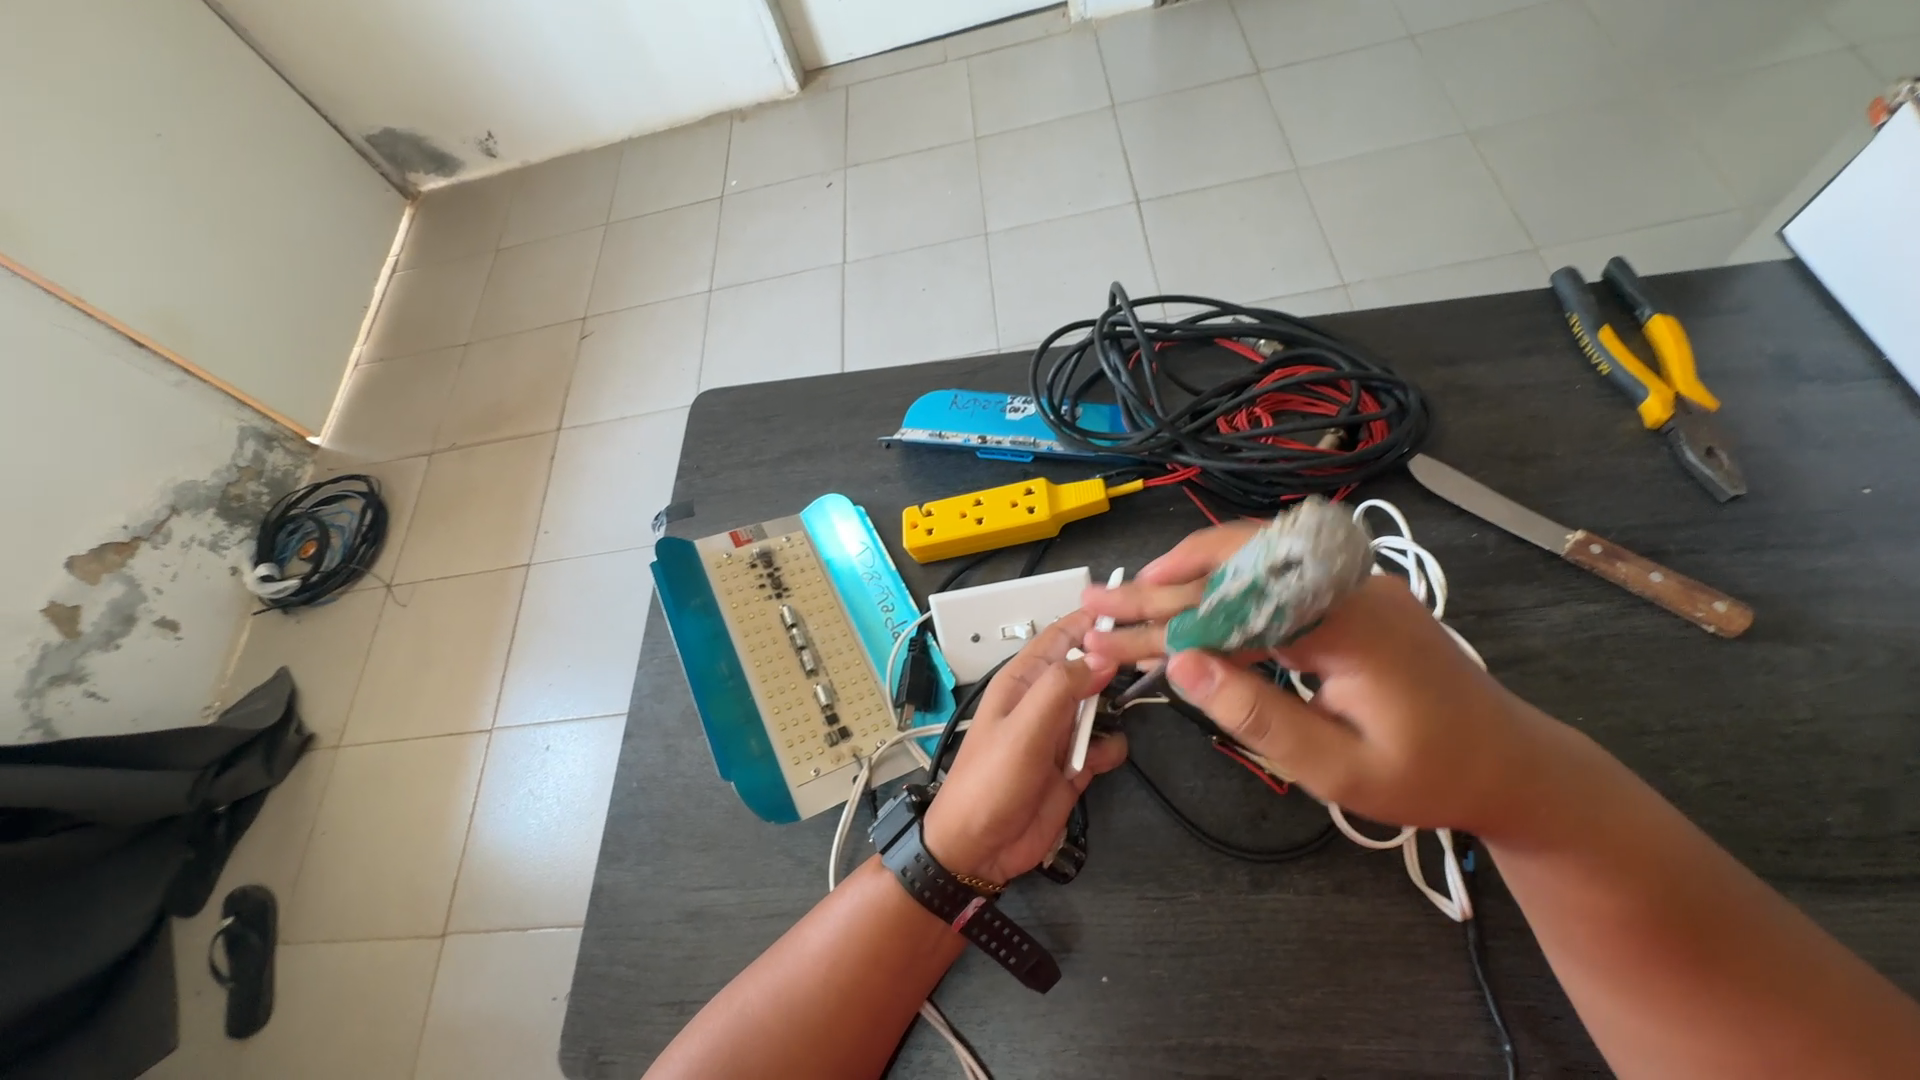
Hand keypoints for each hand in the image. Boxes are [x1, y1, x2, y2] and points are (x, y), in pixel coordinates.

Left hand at [921, 611, 1127, 884]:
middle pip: (1088, 667)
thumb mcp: (1023, 729)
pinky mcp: (1073, 765)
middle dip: (1115, 664)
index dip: (1093, 620)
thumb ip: (1062, 688)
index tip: (1135, 611)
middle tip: (1149, 663)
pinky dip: (1110, 749)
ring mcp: (1059, 732)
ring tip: (1124, 713)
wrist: (979, 849)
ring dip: (1115, 709)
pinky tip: (1103, 760)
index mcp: (1023, 681)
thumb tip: (1102, 655)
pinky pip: (1104, 745)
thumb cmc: (991, 781)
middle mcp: (1044, 700)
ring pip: (1101, 705)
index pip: (1062, 636)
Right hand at [1082, 526, 1555, 835]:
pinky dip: (1222, 590)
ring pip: (1251, 562)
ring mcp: (1350, 584)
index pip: (1230, 602)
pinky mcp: (1347, 596)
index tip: (1106, 630)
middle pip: (1234, 565)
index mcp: (1345, 622)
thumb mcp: (1337, 766)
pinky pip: (1274, 580)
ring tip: (1130, 594)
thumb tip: (1183, 664)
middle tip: (1098, 600)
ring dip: (1186, 577)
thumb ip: (1257, 714)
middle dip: (1158, 584)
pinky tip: (1190, 606)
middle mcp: (1346, 584)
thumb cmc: (1427, 775)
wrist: (1511, 763)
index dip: (1161, 614)